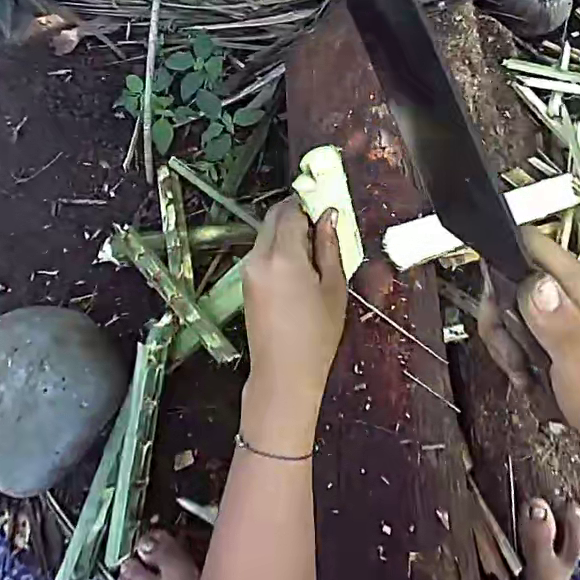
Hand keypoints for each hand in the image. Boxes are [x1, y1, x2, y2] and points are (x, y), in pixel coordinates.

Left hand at [239, 197, 347, 452]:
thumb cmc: (317, 334)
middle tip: (322, 226)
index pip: (291, 211)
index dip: (309, 205)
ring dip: (287, 230)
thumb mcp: (334, 287)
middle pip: (273, 217)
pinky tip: (299, 267)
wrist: (284, 374)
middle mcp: (258, 256)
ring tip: (314, 251)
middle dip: (296, 213)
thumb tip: (330, 214)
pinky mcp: (245, 281)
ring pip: (266, 232)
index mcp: (282, 256)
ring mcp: (248, 269)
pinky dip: (279, 247)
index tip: (327, 208)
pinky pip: (262, 250)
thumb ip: (330, 245)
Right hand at [514, 227, 579, 471]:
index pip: (527, 242)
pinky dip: (523, 357)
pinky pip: (528, 330)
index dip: (500, 267)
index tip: (499, 313)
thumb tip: (533, 282)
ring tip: (528, 378)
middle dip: (501, 319)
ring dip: (510, 345)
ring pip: (515, 308)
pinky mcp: (570, 329)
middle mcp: (576, 289)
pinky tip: (536, 382)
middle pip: (512, 278)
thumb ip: (559, 326)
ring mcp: (573, 309)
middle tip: (514, 360)